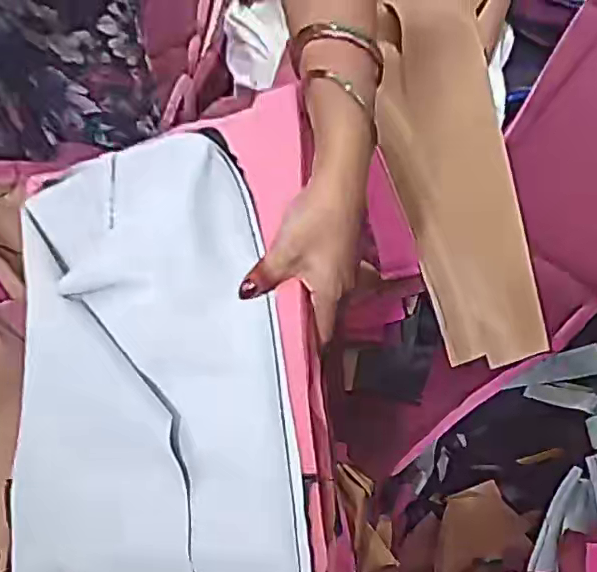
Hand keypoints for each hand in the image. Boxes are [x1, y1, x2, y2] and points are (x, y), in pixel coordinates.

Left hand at [239, 169, 365, 344]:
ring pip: (336, 298)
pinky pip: (338, 279)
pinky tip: (314, 280)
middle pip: (332, 318)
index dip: (316, 350)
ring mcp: (349, 267)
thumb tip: (246, 294)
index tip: (310, 365)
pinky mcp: (348, 250)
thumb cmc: (317, 219)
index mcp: (331, 294)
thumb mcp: (282, 253)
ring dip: (322, 308)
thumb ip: (264, 277)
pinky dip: (326, 287)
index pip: (324, 332)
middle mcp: (345, 286)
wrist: (341, 181)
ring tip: (306, 314)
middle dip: (319, 331)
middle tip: (304, 342)